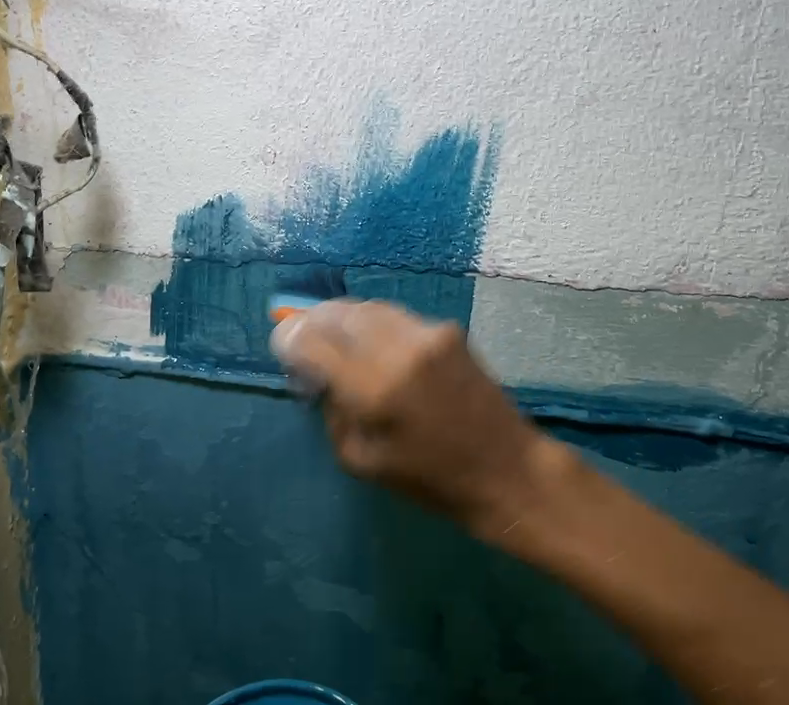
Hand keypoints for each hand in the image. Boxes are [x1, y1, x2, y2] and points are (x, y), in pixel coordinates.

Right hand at [269, 300, 551, 531]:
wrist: (507, 469)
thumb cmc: (431, 479)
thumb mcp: (361, 460)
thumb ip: (332, 411)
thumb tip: (317, 375)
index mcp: (374, 388)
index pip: (313, 340)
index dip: (289, 338)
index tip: (281, 344)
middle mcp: (398, 349)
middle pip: (337, 313)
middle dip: (312, 321)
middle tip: (301, 335)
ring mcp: (426, 333)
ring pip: (367, 307)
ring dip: (343, 318)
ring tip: (332, 335)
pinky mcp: (447, 329)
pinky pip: (395, 316)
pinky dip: (374, 324)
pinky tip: (372, 342)